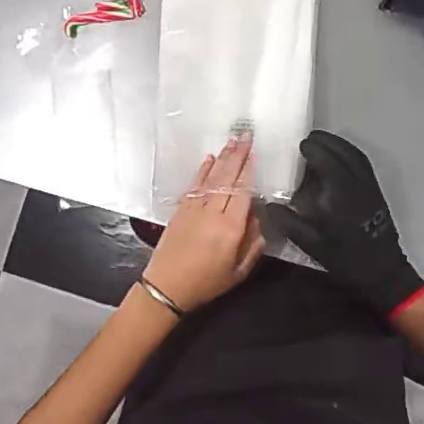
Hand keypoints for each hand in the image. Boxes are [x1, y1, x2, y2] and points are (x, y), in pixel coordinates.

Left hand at [143, 133, 267, 311]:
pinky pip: (194, 185)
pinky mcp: (180, 211)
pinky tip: (210, 160)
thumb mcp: (239, 271)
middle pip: (227, 178)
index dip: (249, 170)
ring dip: (222, 158)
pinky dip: (203, 171)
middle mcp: (212, 213)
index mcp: (230, 228)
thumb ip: (253, 244)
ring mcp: (193, 209)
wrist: (166, 287)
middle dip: (237, 155)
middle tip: (246, 135)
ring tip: (232, 142)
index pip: (243, 191)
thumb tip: (257, 219)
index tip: (254, 152)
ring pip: (211, 178)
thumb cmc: (206, 283)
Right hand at [261, 130, 423, 316]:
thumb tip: (267, 205)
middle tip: (308, 140)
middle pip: (342, 151)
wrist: (381, 270)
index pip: (326, 159)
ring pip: (355, 155)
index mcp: (340, 191)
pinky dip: (350, 154)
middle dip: (325, 141)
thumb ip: (288, 222)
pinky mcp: (377, 192)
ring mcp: (370, 186)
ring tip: (323, 143)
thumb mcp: (311, 243)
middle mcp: (357, 182)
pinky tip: (341, 159)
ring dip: (339, 144)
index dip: (313, 149)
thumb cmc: (344, 256)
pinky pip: (363, 164)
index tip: (300, 145)